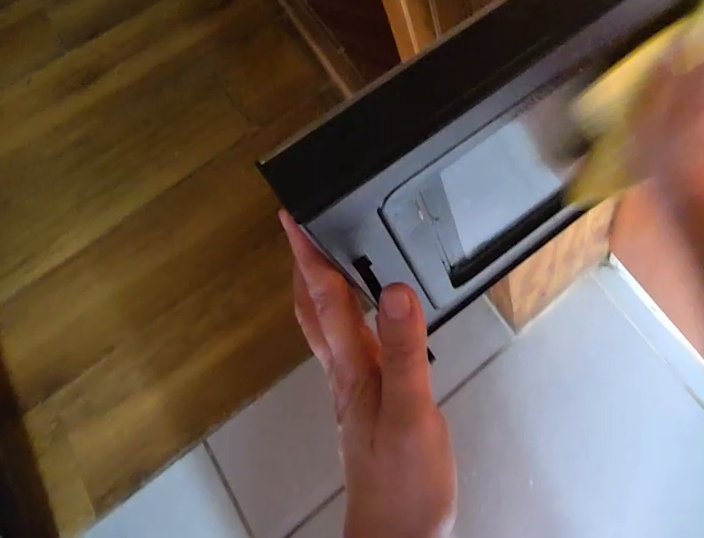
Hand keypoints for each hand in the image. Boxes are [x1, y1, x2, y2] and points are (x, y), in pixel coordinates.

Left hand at [280, 212, 456, 537]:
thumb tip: (394, 290)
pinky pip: (349, 347)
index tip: (291, 219)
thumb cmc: (404, 483)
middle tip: (299, 233)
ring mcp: (355, 391)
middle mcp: (347, 374)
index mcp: (352, 368)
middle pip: (314, 312)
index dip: (308, 256)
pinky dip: (346, 318)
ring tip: (322, 263)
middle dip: (304, 269)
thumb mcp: (411, 411)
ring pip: (328, 329)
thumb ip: (404, 350)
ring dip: (320, 291)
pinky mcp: (370, 405)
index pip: (325, 299)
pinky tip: (362, 321)